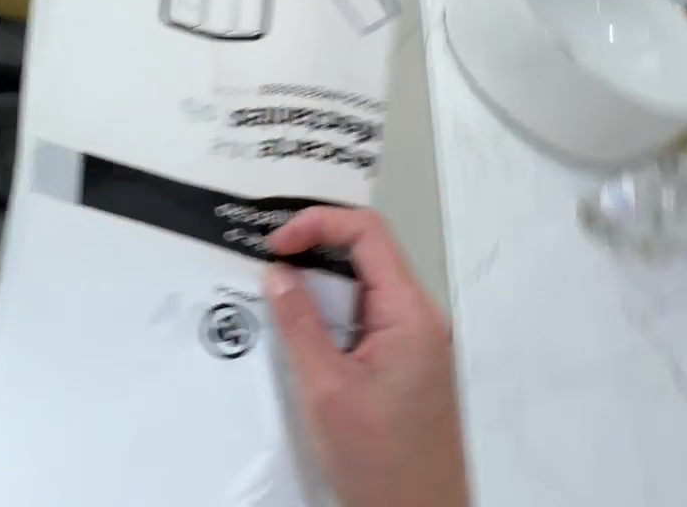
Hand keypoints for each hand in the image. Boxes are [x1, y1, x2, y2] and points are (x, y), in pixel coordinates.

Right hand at [268, 209, 470, 506]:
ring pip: (362, 285)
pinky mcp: (405, 364)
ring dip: (319, 283)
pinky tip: (299, 328)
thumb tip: (278, 271)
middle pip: (366, 253)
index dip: (317, 223)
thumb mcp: (327, 390)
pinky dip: (330, 312)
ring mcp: (415, 342)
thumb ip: (300, 323)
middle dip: (313, 248)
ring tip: (275, 293)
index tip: (276, 244)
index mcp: (410, 314)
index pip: (367, 233)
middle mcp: (419, 318)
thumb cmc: (381, 463)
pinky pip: (364, 316)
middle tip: (267, 262)